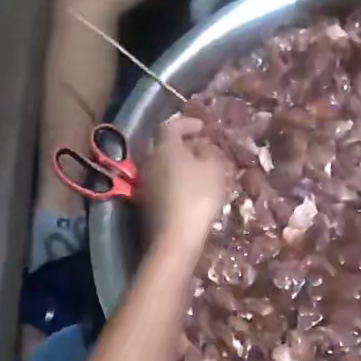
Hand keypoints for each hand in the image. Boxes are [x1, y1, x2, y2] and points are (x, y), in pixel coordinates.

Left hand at [143, 116, 233, 249]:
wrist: (176, 237)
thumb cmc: (198, 196)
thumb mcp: (214, 168)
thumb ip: (209, 151)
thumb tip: (200, 146)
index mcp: (165, 148)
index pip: (171, 126)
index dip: (187, 123)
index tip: (202, 127)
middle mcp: (150, 162)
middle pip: (165, 147)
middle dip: (184, 145)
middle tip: (203, 149)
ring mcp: (146, 184)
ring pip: (164, 167)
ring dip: (180, 165)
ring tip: (200, 171)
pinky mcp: (147, 204)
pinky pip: (163, 184)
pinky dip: (176, 181)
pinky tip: (191, 191)